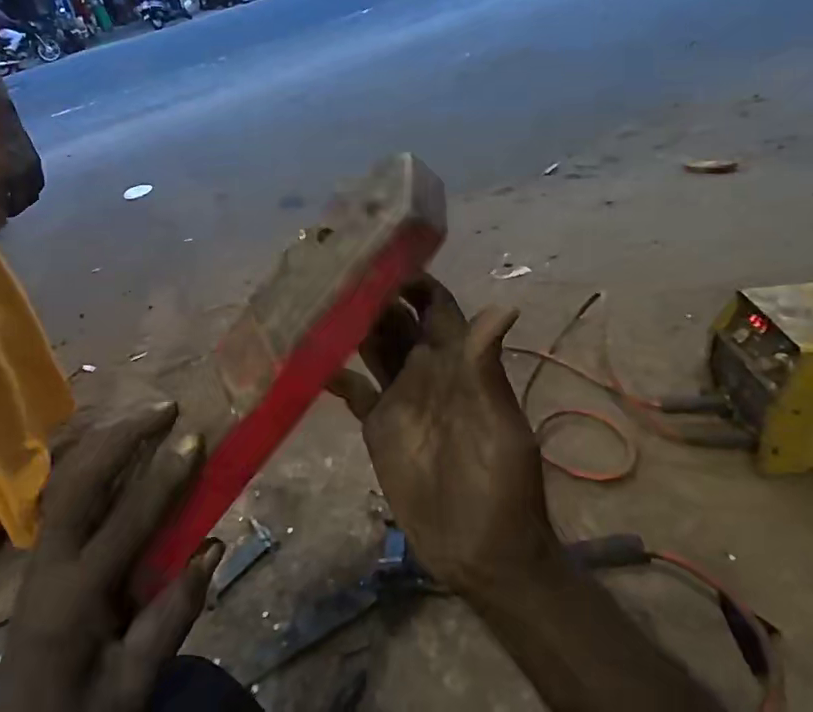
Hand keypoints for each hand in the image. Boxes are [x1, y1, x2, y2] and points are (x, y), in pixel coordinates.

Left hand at [0, 106, 44, 228]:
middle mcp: (19, 179)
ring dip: (21, 203)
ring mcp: (31, 171)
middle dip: (8, 212)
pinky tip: (20, 188)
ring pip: (31, 197)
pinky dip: (29, 191)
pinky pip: (37, 186)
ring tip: (11, 200)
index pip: (0, 210)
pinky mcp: (38, 165)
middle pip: (19, 206)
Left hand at [0, 403, 224, 711]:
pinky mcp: (40, 560)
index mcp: (75, 598)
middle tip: (167, 407)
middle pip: (80, 481)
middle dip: (124, 436)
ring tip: (147, 415)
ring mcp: (39, 559)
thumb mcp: (134, 683)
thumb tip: (213, 546)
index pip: (126, 522)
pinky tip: (117, 450)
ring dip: (107, 441)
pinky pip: (65, 496)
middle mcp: (50, 565)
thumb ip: (173, 615)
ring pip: (67, 481)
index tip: (194, 439)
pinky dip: (93, 462)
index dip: (164, 477)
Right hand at [326, 277, 556, 592]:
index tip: (381, 260)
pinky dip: (333, 372)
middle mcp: (425, 369)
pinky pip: (353, 389)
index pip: (434, 305)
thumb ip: (487, 367)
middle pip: (396, 319)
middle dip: (371, 294)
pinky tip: (307, 359)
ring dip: (350, 324)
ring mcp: (399, 396)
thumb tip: (505, 305)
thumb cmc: (501, 486)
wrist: (482, 552)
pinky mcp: (377, 425)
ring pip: (372, 346)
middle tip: (333, 270)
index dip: (413, 280)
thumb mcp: (500, 425)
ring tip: (316, 300)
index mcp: (458, 362)